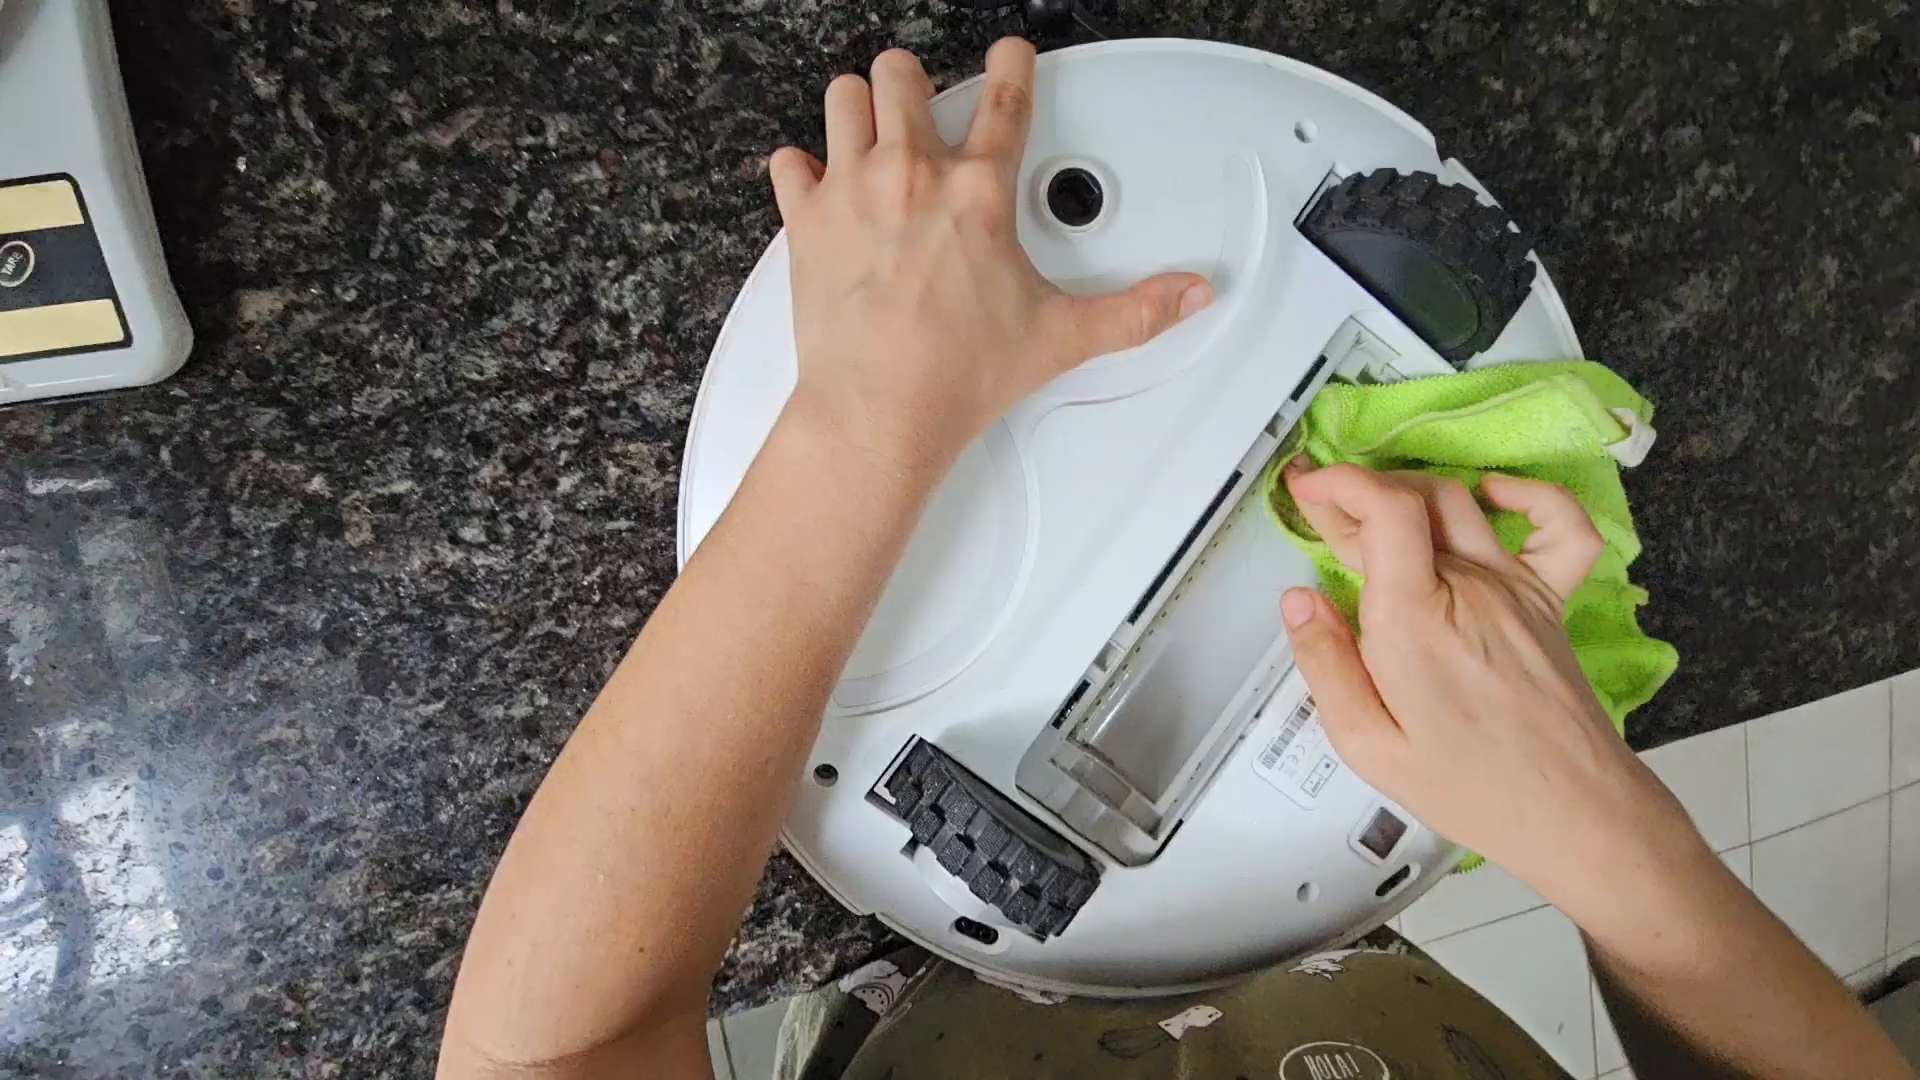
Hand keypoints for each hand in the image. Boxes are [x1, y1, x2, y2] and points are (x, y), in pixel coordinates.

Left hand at [768, 39, 1211, 477]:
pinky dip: (801, 169)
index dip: (1012, 68)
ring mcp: (852, 193)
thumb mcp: (1060, 340)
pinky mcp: (807, 224)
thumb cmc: (957, 375)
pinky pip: (789, 163)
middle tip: (922, 115)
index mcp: (978, 195)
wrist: (881, 412)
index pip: (1005, 100)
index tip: (1009, 60)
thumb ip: (1133, 312)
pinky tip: (817, 186)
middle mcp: (911, 176)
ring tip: (872, 138)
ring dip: (859, 109)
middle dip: (914, 87)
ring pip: (844, 97)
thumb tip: (1186, 296)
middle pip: (904, 76)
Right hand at [1277, 461, 1694, 897]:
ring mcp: (1517, 590)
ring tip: (1365, 509)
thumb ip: (1323, 661)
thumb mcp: (1364, 741)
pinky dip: (1529, 496)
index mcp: (1416, 620)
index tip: (1307, 486)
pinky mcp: (1549, 601)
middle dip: (1352, 491)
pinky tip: (1493, 491)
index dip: (1341, 483)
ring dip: (1403, 491)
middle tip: (1315, 502)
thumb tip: (1297, 599)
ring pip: (1458, 504)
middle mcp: (1471, 589)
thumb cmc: (1466, 785)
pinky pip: (1561, 530)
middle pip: (1411, 502)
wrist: (1576, 816)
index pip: (1386, 511)